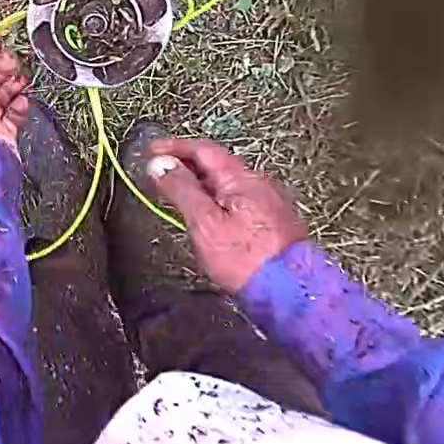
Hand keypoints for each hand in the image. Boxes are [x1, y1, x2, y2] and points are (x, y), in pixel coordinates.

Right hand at [144, 138, 307, 291]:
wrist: (294, 296)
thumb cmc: (245, 258)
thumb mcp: (204, 221)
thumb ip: (181, 189)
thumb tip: (160, 163)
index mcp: (242, 180)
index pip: (203, 149)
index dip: (173, 147)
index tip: (148, 151)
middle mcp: (259, 185)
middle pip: (215, 163)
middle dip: (183, 163)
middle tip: (156, 171)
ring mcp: (268, 203)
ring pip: (225, 181)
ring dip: (196, 180)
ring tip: (173, 191)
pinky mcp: (271, 222)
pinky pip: (234, 197)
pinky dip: (211, 195)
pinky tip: (201, 210)